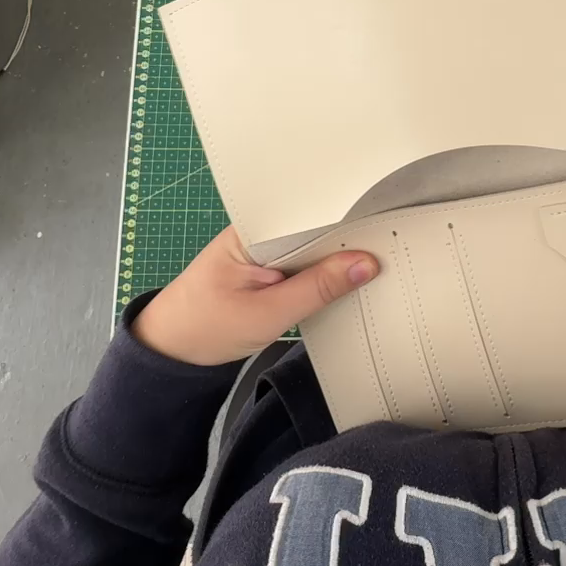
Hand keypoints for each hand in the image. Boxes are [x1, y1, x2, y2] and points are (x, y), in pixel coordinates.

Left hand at [132, 227, 379, 365]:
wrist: (169, 354)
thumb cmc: (206, 328)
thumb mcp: (267, 313)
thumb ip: (318, 288)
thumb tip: (366, 262)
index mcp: (256, 227)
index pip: (312, 211)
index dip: (350, 217)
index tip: (388, 223)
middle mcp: (263, 229)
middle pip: (317, 224)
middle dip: (350, 234)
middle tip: (395, 239)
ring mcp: (267, 247)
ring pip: (314, 243)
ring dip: (340, 254)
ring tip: (382, 253)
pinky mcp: (271, 265)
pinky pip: (307, 259)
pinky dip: (326, 268)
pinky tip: (351, 274)